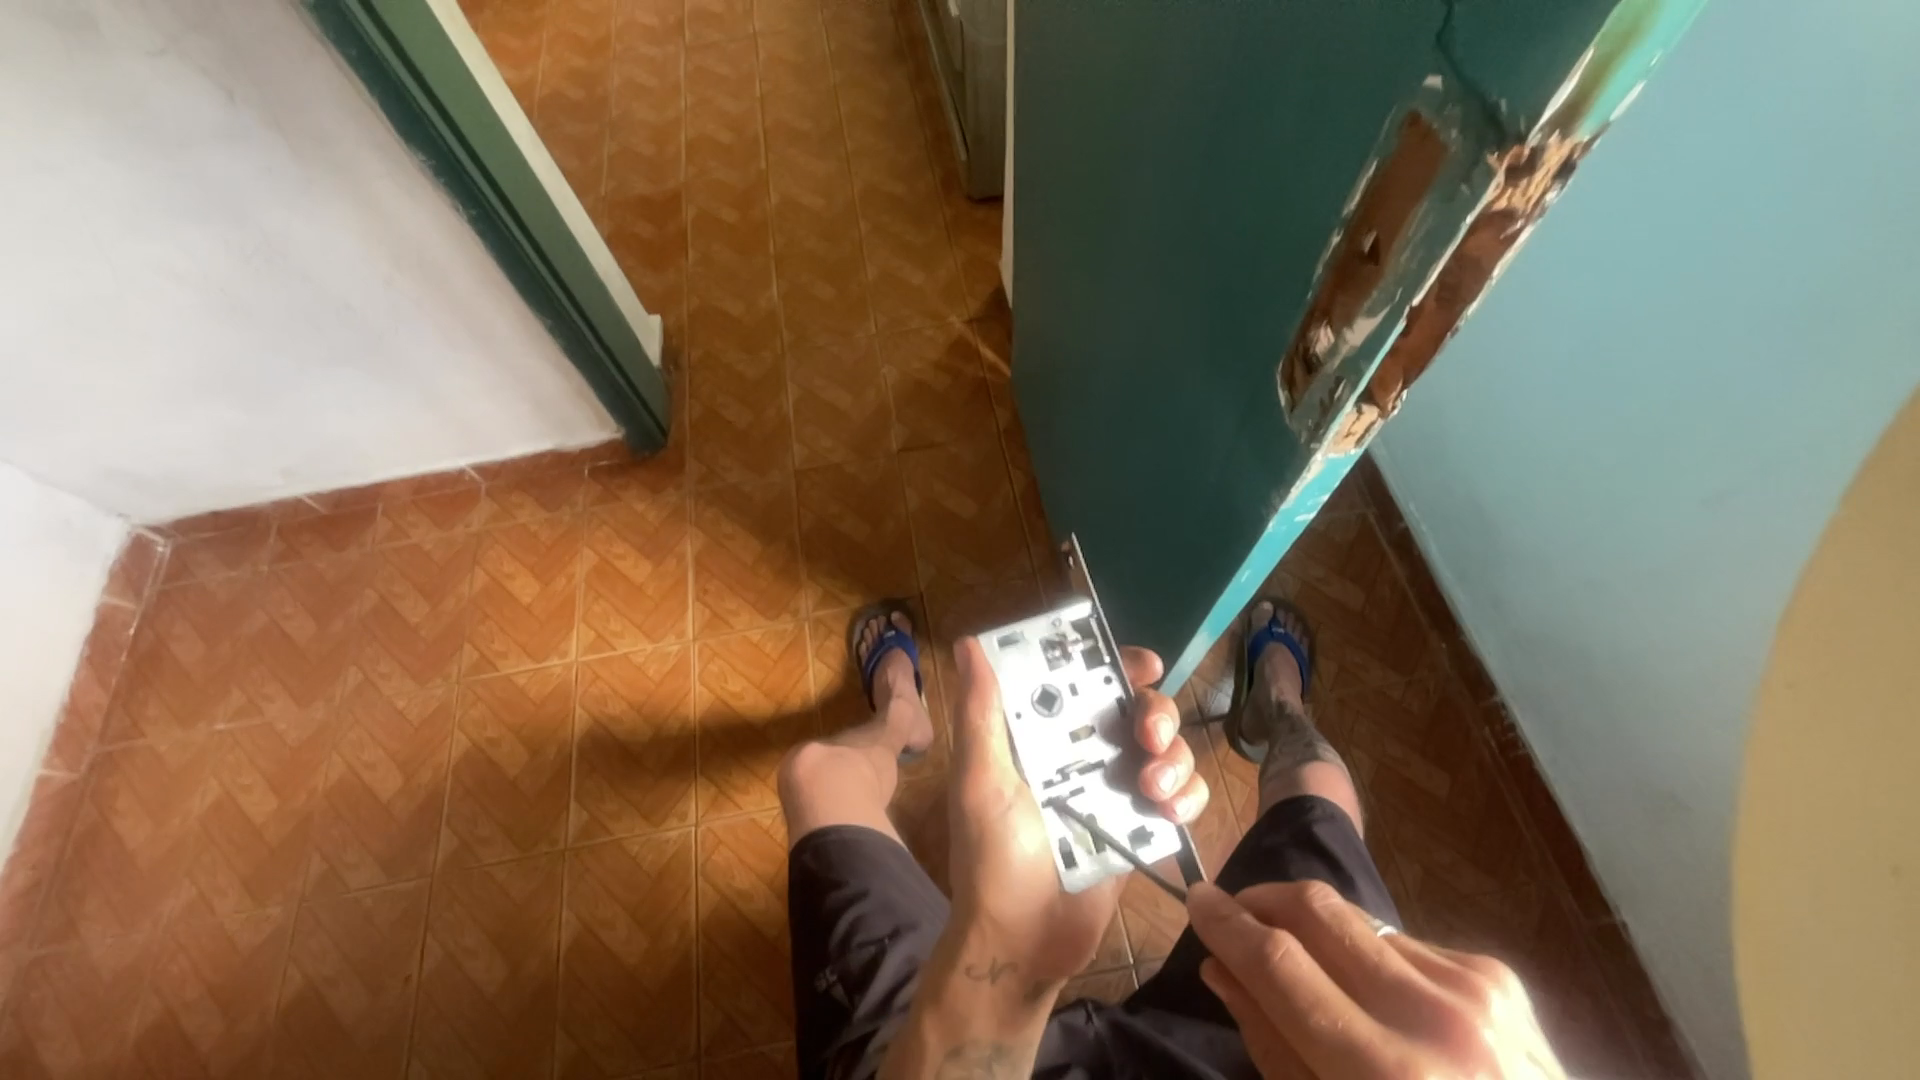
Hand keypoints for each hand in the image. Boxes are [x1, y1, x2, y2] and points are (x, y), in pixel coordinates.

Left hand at [947, 639, 1208, 987]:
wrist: (1022, 942)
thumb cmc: (993, 856)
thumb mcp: (981, 779)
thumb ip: (981, 712)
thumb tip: (969, 644)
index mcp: (1042, 736)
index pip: (1084, 682)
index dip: (1116, 664)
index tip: (1143, 665)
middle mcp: (1081, 756)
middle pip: (1137, 709)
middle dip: (1155, 711)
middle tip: (1150, 735)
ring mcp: (1114, 792)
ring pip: (1166, 750)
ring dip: (1174, 758)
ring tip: (1153, 790)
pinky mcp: (1138, 829)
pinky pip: (1179, 797)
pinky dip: (1186, 797)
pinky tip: (1171, 814)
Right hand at [1187, 881, 1566, 1078]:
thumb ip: (1271, 1043)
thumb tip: (1221, 964)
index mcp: (1384, 1077)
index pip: (1277, 963)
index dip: (1226, 923)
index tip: (1196, 899)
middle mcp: (1434, 1020)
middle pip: (1316, 910)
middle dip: (1262, 899)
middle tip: (1236, 913)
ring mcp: (1475, 991)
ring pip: (1355, 919)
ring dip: (1314, 930)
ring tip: (1306, 965)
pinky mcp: (1498, 977)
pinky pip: (1401, 941)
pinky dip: (1368, 956)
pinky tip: (1377, 997)